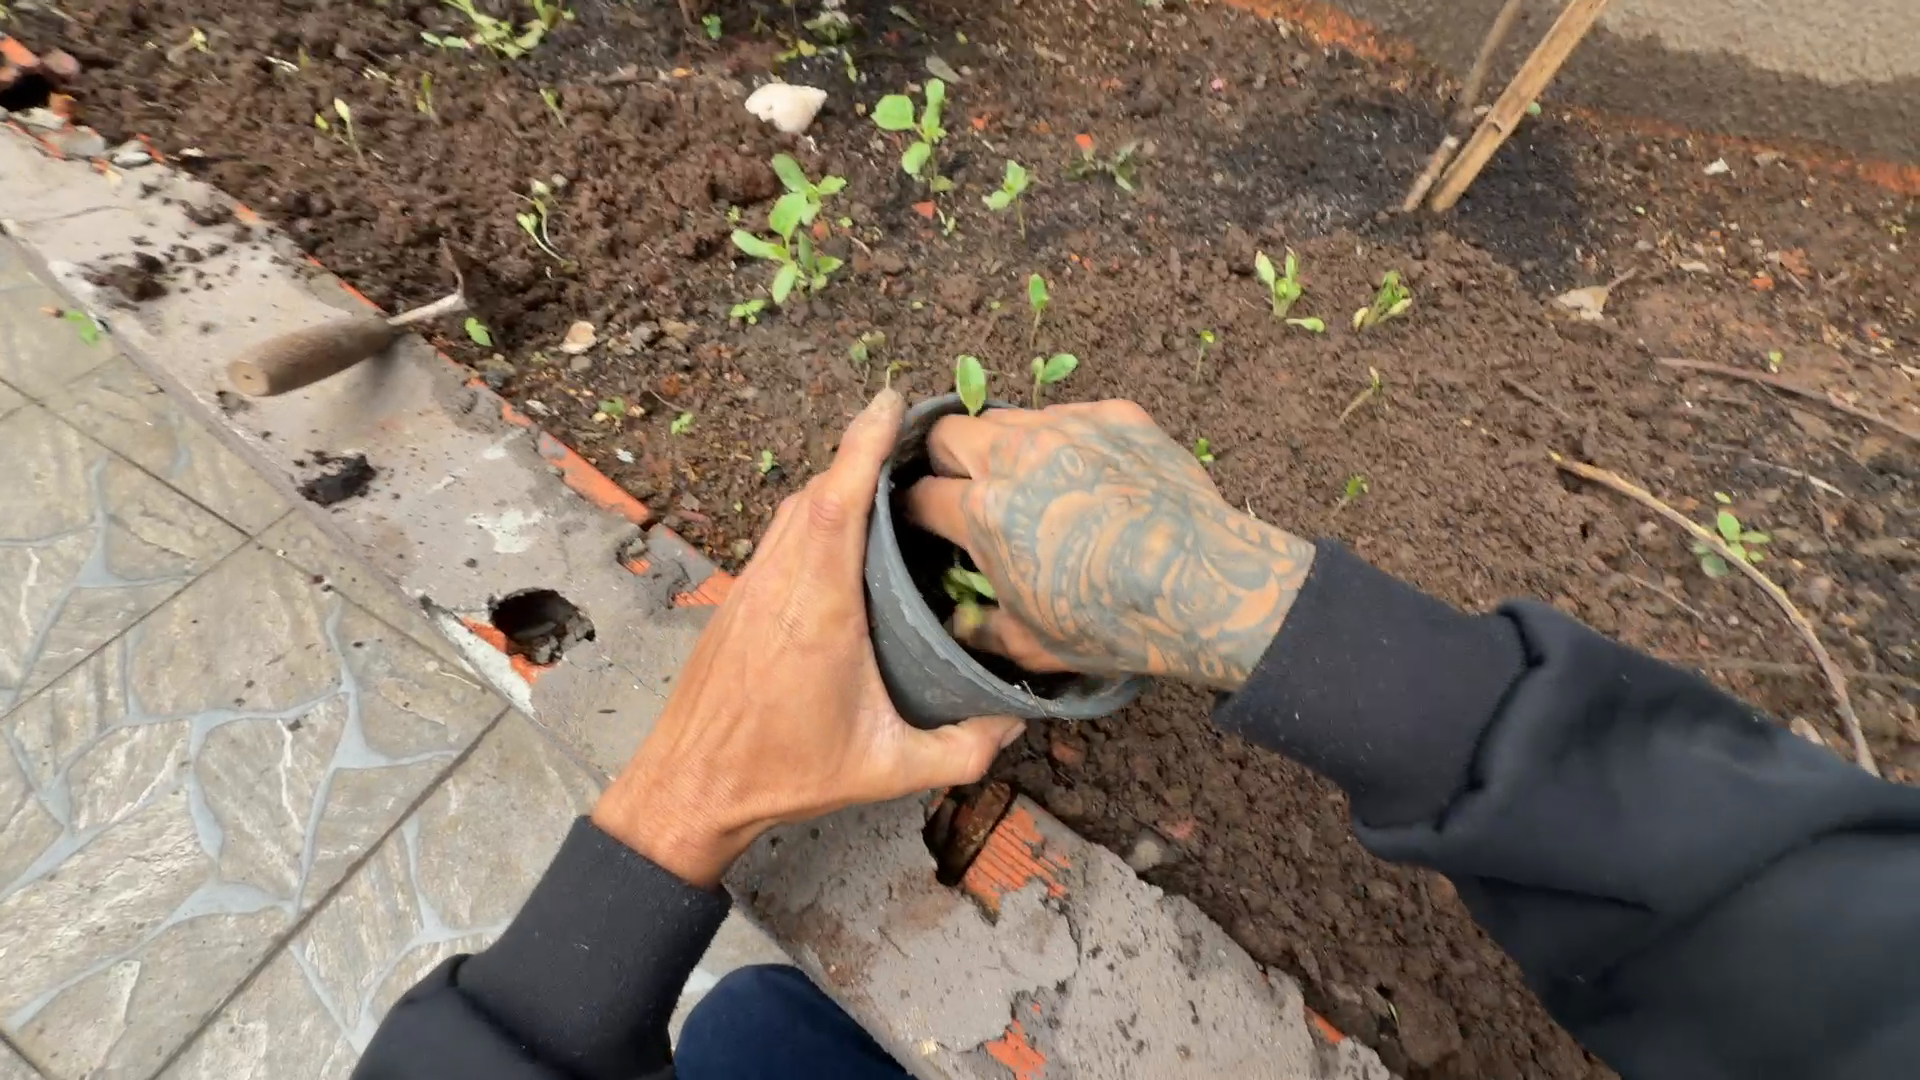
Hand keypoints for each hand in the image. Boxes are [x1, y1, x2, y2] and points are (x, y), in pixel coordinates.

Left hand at [592, 389, 1026, 887]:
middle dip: (860, 451)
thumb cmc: (785, 773)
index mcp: (820, 612)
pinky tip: (839, 527)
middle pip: (817, 492)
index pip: (839, 504)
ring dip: (834, 479)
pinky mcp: (740, 597)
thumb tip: (1015, 725)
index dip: (863, 445)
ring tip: (881, 471)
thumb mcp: (885, 770)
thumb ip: (960, 750)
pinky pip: (780, 532)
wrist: (691, 785)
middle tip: (907, 435)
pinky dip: (812, 509)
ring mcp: (753, 586)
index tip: (890, 402)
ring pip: (794, 509)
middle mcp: (782, 584)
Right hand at [905, 400, 1315, 690]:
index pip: (920, 495)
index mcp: (984, 512)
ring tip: (1024, 477)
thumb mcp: (1031, 644)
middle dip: (944, 460)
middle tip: (966, 487)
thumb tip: (957, 622)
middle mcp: (1016, 456)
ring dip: (1000, 445)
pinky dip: (1060, 439)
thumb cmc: (1112, 622)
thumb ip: (979, 630)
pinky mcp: (1114, 414)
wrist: (1206, 585)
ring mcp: (1067, 427)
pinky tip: (1084, 471)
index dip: (912, 512)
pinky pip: (1067, 413)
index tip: (923, 521)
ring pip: (1005, 417)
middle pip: (948, 432)